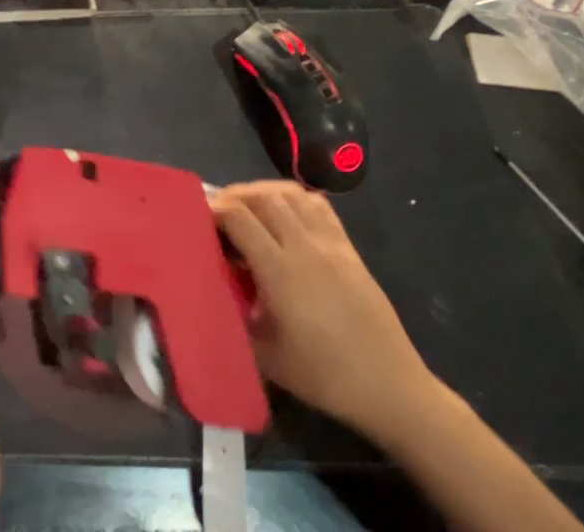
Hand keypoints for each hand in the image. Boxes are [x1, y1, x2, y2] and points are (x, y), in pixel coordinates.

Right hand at [211, 181, 441, 440]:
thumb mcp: (260, 351)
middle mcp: (306, 249)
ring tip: (247, 212)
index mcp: (280, 271)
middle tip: (214, 214)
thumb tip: (205, 288)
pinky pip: (319, 209)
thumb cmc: (321, 375)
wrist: (391, 390)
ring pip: (292, 195)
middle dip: (232, 197)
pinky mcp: (352, 253)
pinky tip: (282, 221)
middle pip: (263, 197)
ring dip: (263, 194)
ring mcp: (333, 247)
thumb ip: (230, 311)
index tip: (193, 220)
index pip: (238, 216)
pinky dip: (294, 201)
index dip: (211, 210)